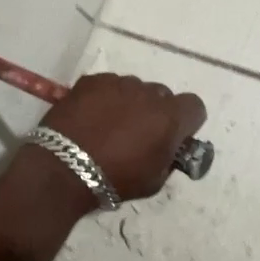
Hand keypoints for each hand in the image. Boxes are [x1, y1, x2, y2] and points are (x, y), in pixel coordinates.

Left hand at [35, 73, 205, 200]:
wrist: (64, 167)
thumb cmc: (115, 179)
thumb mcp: (155, 180)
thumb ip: (169, 157)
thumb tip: (168, 147)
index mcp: (170, 117)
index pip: (195, 106)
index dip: (186, 122)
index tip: (173, 136)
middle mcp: (148, 93)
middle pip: (162, 95)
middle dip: (156, 111)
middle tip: (138, 133)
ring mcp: (117, 82)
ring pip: (133, 88)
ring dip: (129, 102)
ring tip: (108, 125)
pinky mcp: (90, 80)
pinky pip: (107, 85)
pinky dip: (104, 97)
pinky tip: (90, 116)